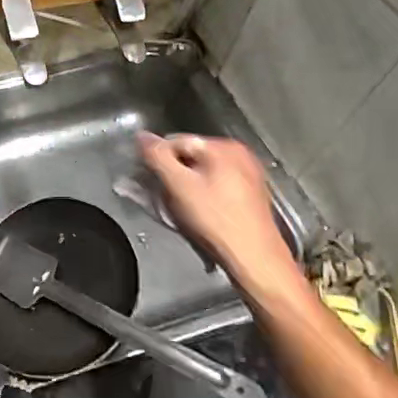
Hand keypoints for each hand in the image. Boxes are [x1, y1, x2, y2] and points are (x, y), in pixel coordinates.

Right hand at [138, 133, 294, 286]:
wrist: (255, 261)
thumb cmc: (216, 222)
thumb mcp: (178, 185)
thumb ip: (157, 156)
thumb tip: (142, 136)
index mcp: (223, 146)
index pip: (175, 142)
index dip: (158, 163)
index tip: (152, 184)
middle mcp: (239, 155)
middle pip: (190, 157)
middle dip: (174, 177)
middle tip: (167, 201)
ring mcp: (248, 176)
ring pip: (203, 174)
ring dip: (188, 190)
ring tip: (185, 213)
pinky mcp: (251, 196)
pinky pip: (218, 188)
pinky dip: (205, 199)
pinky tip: (203, 218)